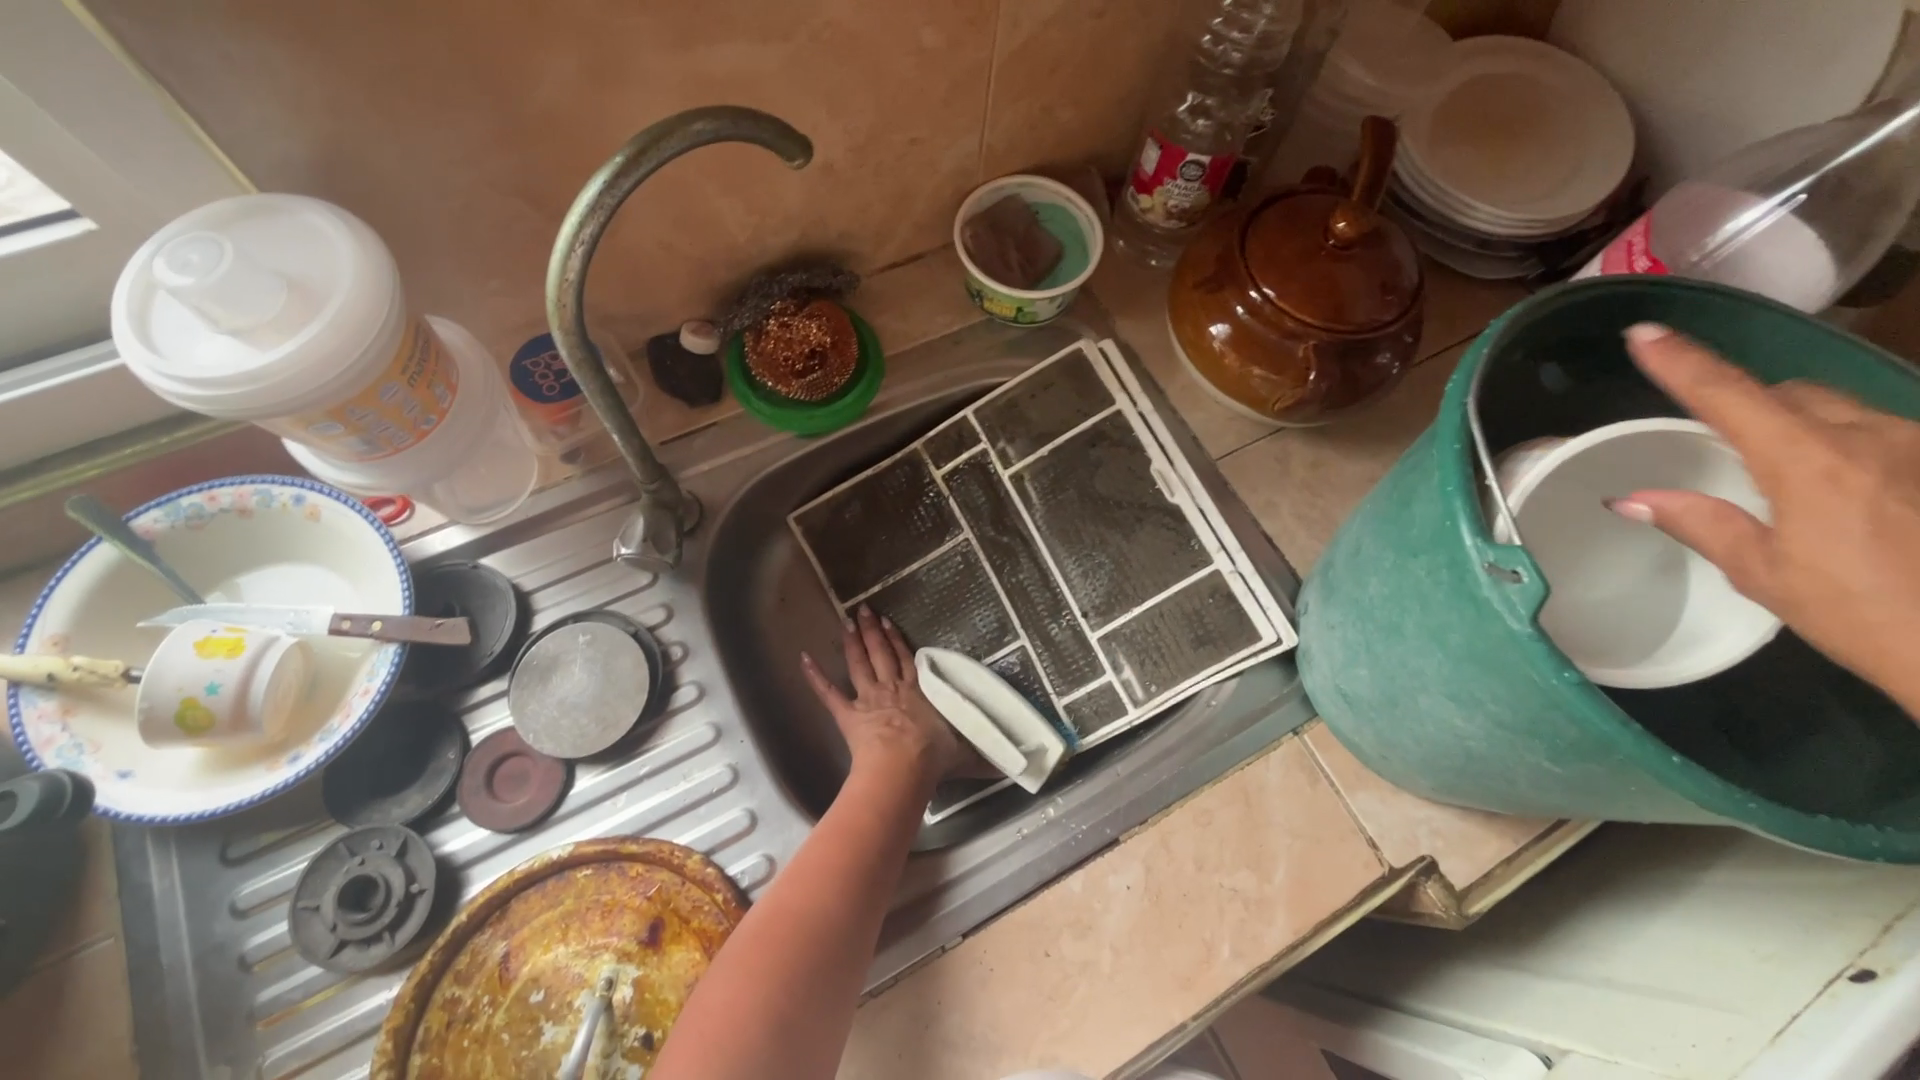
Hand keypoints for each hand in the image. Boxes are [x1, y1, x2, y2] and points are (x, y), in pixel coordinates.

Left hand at [800, 605, 974, 786]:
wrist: (902, 767)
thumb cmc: (933, 757)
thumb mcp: (965, 754)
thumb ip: (983, 758)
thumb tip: (1010, 767)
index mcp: (919, 692)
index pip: (907, 660)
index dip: (897, 641)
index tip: (889, 624)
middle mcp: (892, 688)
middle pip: (881, 654)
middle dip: (873, 631)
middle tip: (864, 610)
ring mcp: (868, 699)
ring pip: (858, 664)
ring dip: (851, 643)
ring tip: (845, 622)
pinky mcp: (848, 714)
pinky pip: (828, 693)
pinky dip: (814, 676)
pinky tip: (803, 658)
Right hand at [1610, 323, 1919, 710]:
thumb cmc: (1864, 616)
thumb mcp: (1766, 574)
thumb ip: (1702, 523)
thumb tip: (1632, 498)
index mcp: (1811, 462)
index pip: (1729, 395)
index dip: (1682, 362)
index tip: (1645, 332)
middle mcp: (1875, 436)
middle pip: (1795, 393)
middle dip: (1753, 403)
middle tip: (1723, 440)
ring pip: (1847, 413)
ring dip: (1808, 430)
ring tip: (1798, 486)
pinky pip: (1889, 438)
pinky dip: (1854, 453)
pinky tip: (1860, 502)